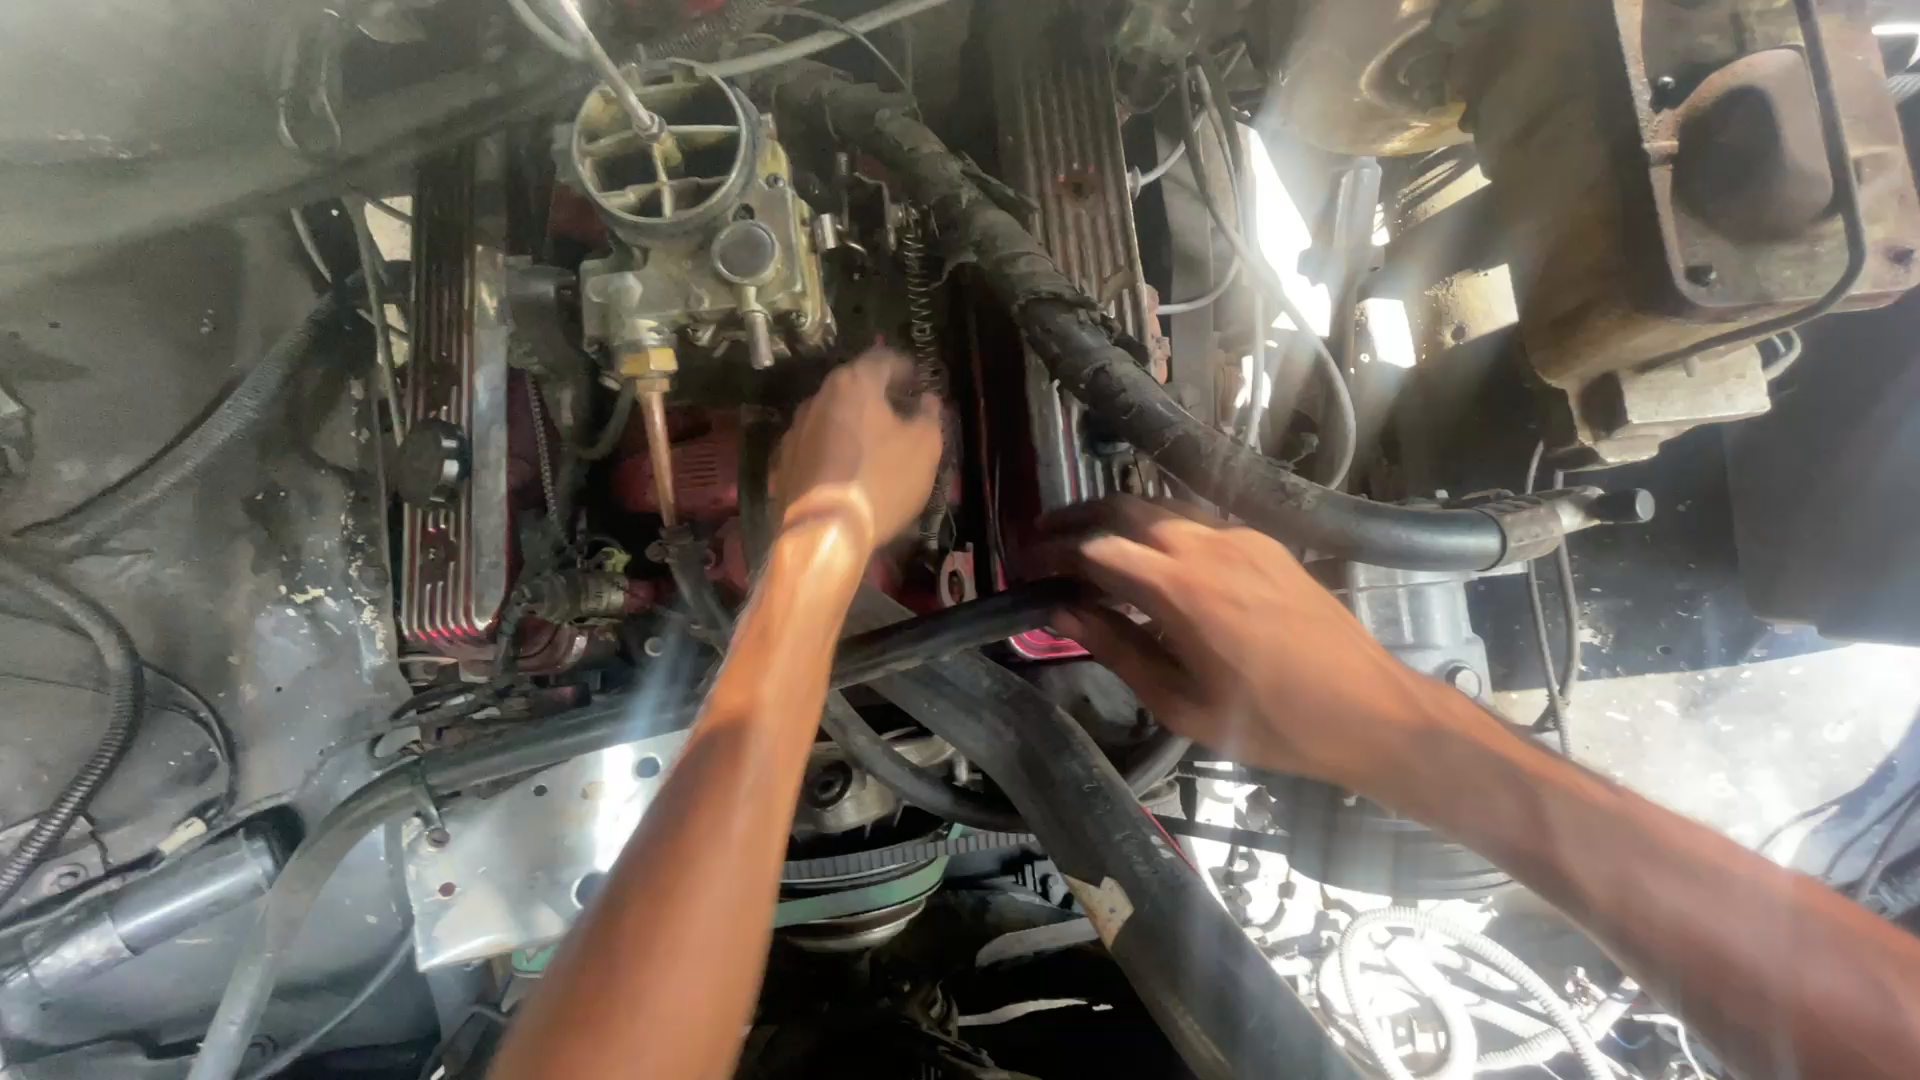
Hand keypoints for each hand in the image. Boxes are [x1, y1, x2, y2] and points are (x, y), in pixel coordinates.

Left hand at [772, 347, 941, 554]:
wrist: (825, 532)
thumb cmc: (882, 481)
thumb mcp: (925, 448)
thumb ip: (929, 416)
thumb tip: (927, 400)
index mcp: (853, 385)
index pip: (883, 359)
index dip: (905, 367)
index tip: (918, 380)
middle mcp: (817, 398)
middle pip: (853, 387)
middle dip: (877, 396)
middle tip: (899, 412)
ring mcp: (795, 431)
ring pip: (831, 417)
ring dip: (853, 425)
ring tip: (873, 445)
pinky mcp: (783, 463)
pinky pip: (815, 448)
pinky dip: (833, 451)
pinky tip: (846, 471)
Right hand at [1042, 496, 1444, 792]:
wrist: (1371, 709)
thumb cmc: (1271, 722)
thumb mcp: (1181, 702)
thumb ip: (1117, 649)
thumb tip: (1062, 615)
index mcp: (1182, 589)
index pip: (1097, 549)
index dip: (1053, 552)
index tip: (1026, 564)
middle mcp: (1207, 545)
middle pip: (1124, 508)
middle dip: (1076, 519)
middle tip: (1044, 539)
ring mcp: (1241, 537)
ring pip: (1161, 509)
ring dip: (1117, 520)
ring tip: (1088, 546)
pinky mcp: (1264, 542)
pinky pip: (1196, 522)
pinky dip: (1158, 530)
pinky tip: (1151, 559)